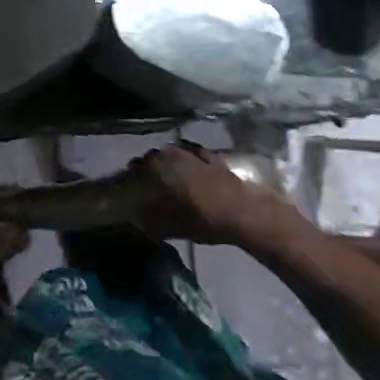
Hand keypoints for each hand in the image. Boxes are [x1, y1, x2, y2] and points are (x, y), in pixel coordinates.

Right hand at [143, 146, 306, 245]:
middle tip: (148, 189)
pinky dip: (188, 167)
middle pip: (153, 159)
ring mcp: (196, 152)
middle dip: (148, 171)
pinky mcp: (215, 158)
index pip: (135, 168)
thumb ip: (149, 220)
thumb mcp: (171, 226)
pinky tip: (191, 181)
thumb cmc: (205, 219)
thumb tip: (134, 219)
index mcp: (160, 165)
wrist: (250, 215)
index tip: (129, 190)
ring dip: (168, 167)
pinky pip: (192, 158)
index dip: (130, 179)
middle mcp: (174, 152)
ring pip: (173, 157)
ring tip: (169, 185)